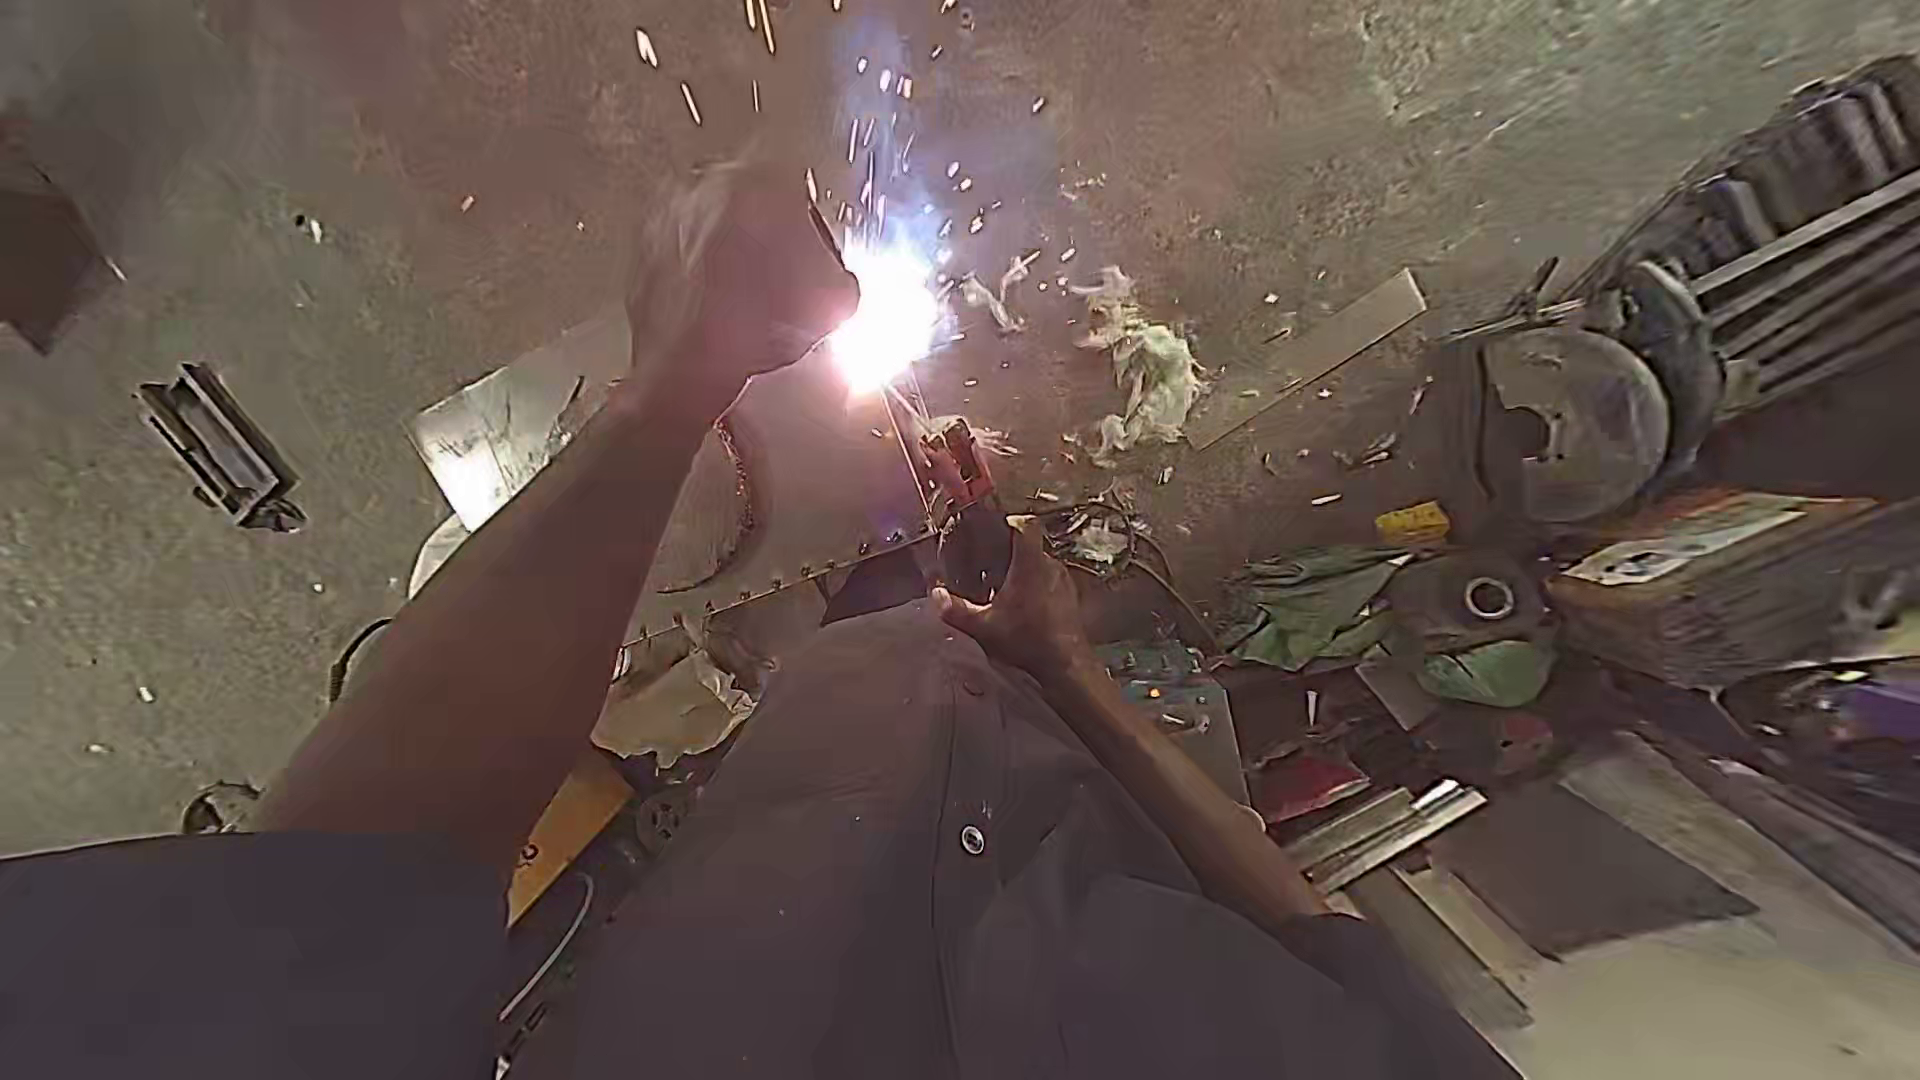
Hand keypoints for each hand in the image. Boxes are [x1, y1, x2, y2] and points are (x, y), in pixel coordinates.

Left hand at [628, 162, 859, 410]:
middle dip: (768, 232)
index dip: (811, 229)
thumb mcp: (836, 304)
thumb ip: (843, 277)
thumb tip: (837, 279)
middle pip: (753, 199)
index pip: (801, 188)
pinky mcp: (644, 238)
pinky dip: (699, 265)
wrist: (692, 360)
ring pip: (716, 218)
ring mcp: (672, 206)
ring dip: (732, 246)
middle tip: (780, 273)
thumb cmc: (763, 324)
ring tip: (745, 292)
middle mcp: (713, 179)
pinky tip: (715, 301)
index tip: (811, 254)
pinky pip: (684, 243)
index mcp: (767, 182)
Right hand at [933, 518, 1094, 678]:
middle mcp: (1050, 566)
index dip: (1011, 520)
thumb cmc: (1027, 639)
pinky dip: (1037, 585)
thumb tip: (937, 596)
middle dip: (1011, 551)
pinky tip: (1023, 606)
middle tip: (991, 563)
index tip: (996, 527)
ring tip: (1004, 586)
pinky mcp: (1071, 597)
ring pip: (1041, 563)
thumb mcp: (983, 626)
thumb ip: (955, 610)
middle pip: (1031, 545)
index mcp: (1030, 564)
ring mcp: (1064, 581)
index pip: (1026, 524)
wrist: (1066, 664)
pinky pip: (1051, 580)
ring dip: (1024, 570)